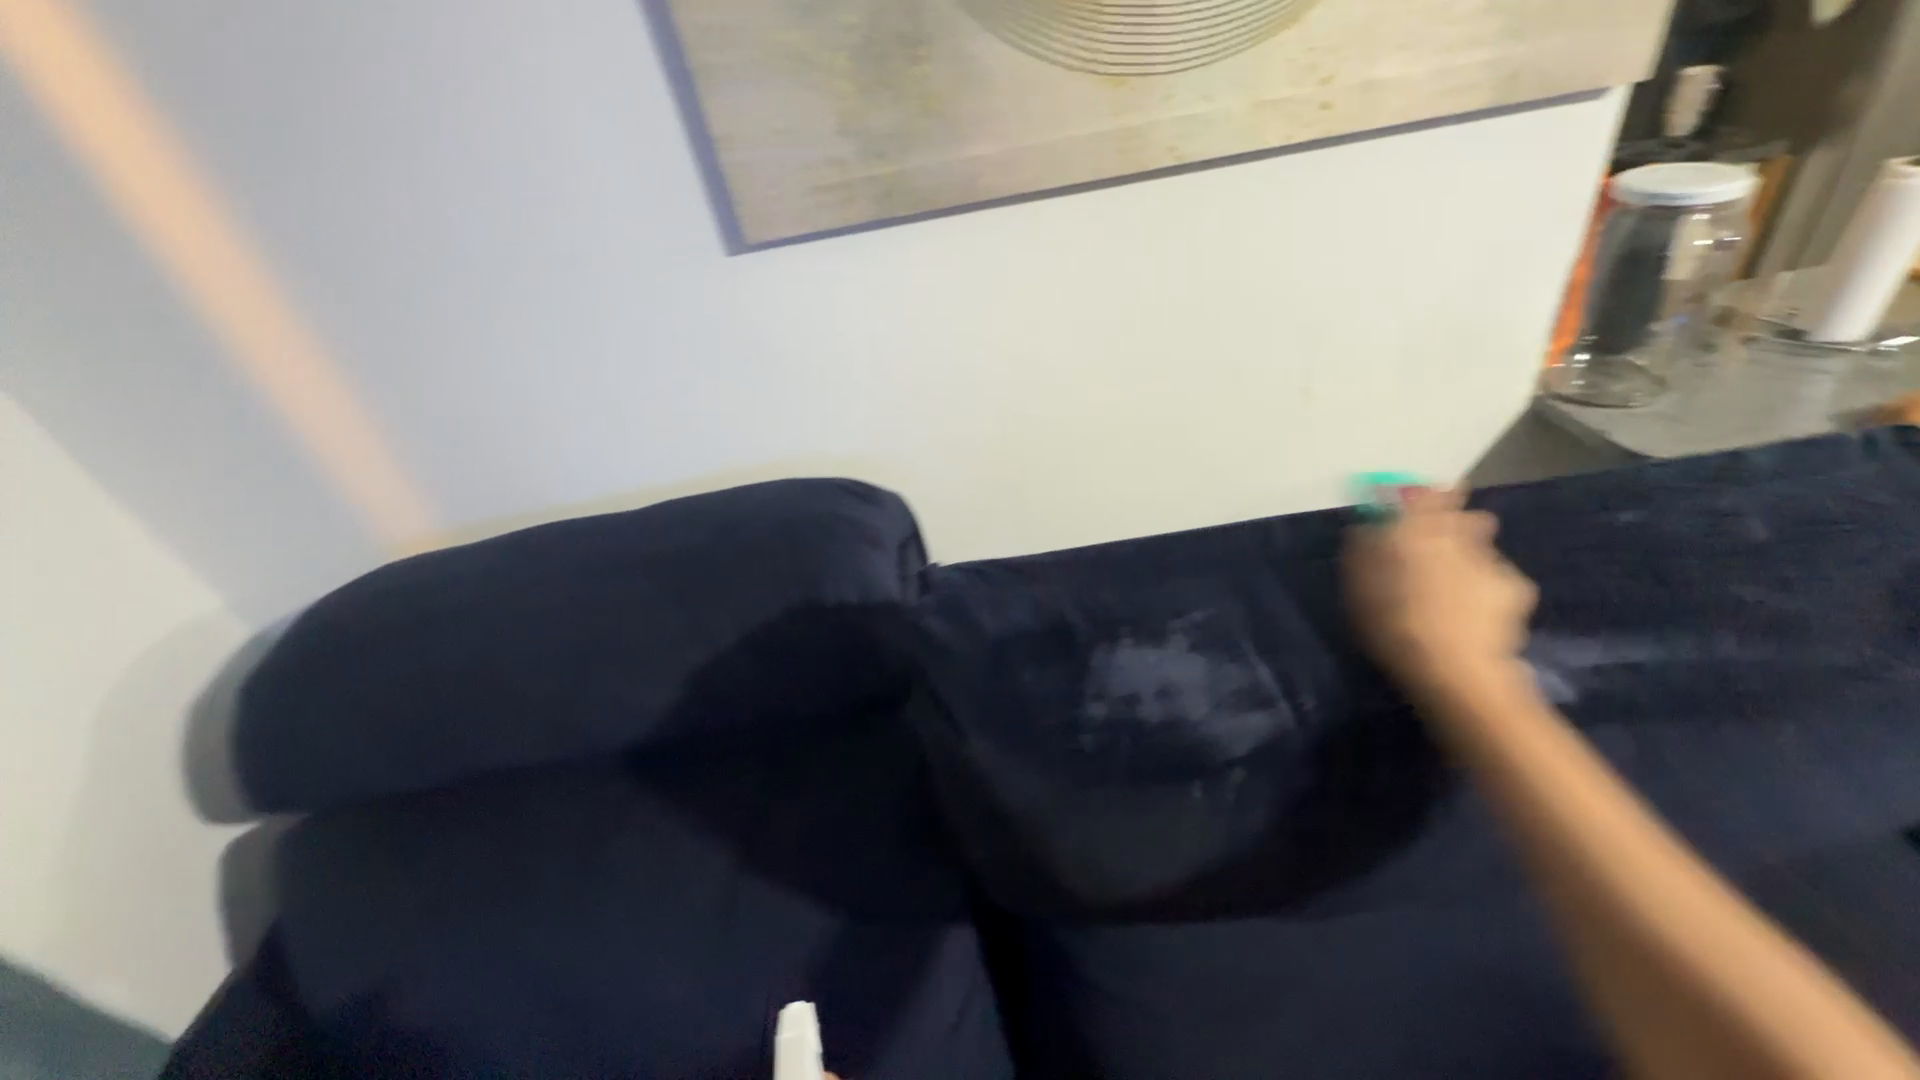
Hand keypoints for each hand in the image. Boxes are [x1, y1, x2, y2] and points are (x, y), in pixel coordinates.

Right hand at [1343, 487, 1536, 692]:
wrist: (1455, 669)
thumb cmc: (1393, 625)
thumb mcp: (1358, 589)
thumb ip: (1363, 551)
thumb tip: (1366, 528)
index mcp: (1416, 529)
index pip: (1427, 495)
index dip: (1424, 496)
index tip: (1418, 502)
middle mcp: (1459, 535)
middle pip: (1462, 518)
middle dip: (1454, 528)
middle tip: (1435, 554)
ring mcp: (1494, 561)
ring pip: (1481, 550)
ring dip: (1470, 561)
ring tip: (1454, 592)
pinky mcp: (1519, 589)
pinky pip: (1498, 580)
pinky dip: (1486, 591)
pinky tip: (1474, 615)